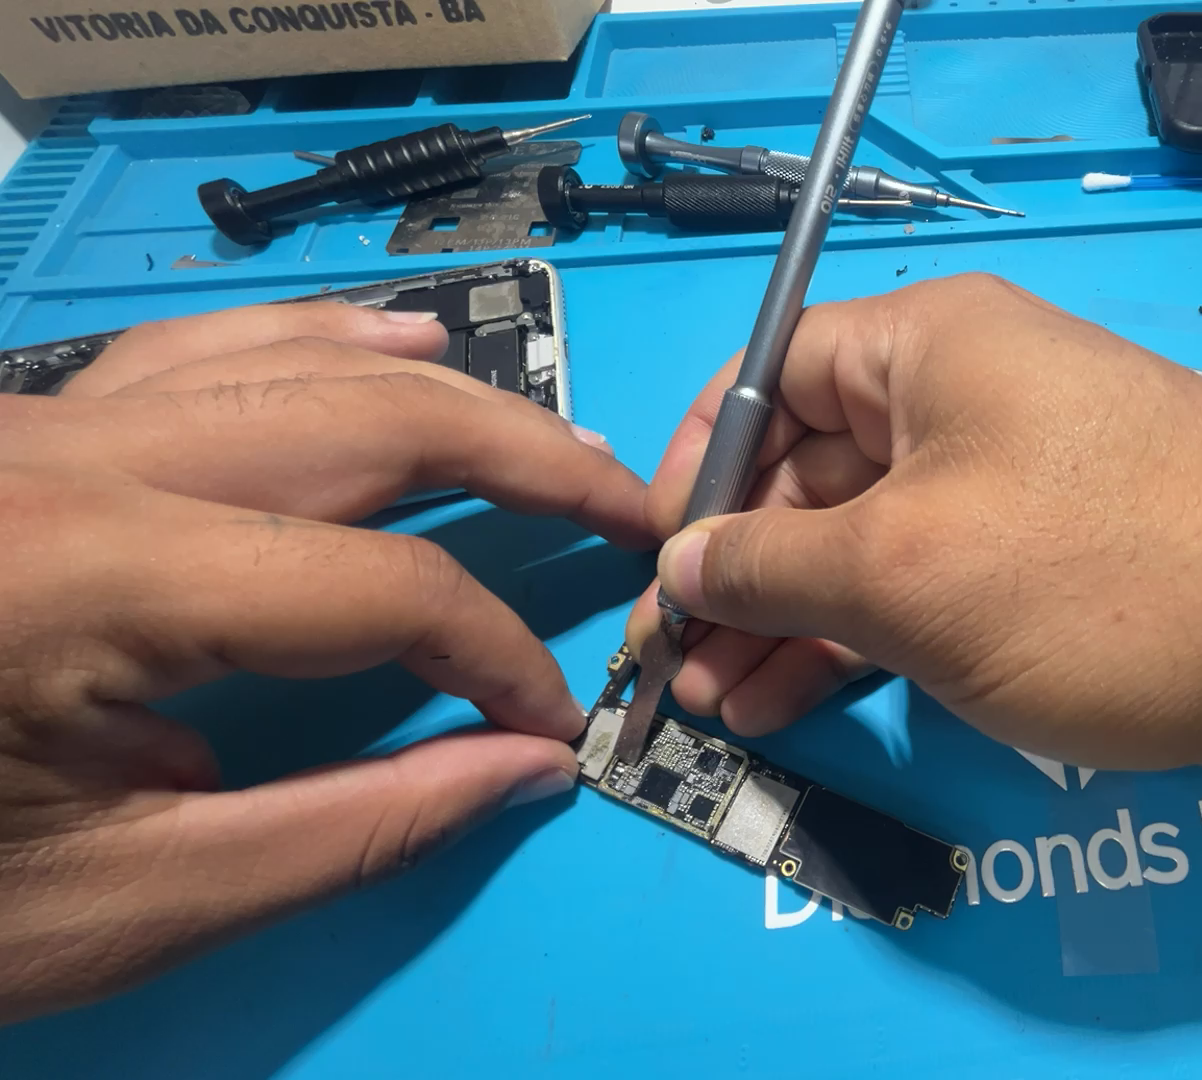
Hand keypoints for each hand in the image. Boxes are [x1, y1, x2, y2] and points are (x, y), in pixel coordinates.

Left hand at [0, 301, 652, 1023]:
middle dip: (542, 468)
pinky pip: (221, 348)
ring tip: (567, 440)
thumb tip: (533, 772)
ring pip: (322, 366)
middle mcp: (78, 460)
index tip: (551, 724)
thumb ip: (360, 827)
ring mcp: (45, 421)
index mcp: (91, 577)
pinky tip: (412, 338)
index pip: (396, 592)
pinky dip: (338, 339)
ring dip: (473, 401)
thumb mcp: (110, 909)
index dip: (502, 660)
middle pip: (391, 424)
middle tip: (635, 508)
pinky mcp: (29, 425)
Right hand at [637, 274, 1201, 769]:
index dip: (699, 466)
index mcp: (927, 347)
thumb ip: (776, 565)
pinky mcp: (1043, 552)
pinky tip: (801, 697)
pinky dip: (863, 638)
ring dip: (792, 620)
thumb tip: (682, 562)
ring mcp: (1008, 478)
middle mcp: (965, 394)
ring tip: (725, 704)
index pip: (769, 377)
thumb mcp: (907, 572)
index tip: (660, 555)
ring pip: (867, 542)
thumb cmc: (1100, 577)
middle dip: (744, 570)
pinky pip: (925, 582)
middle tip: (682, 664)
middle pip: (813, 472)